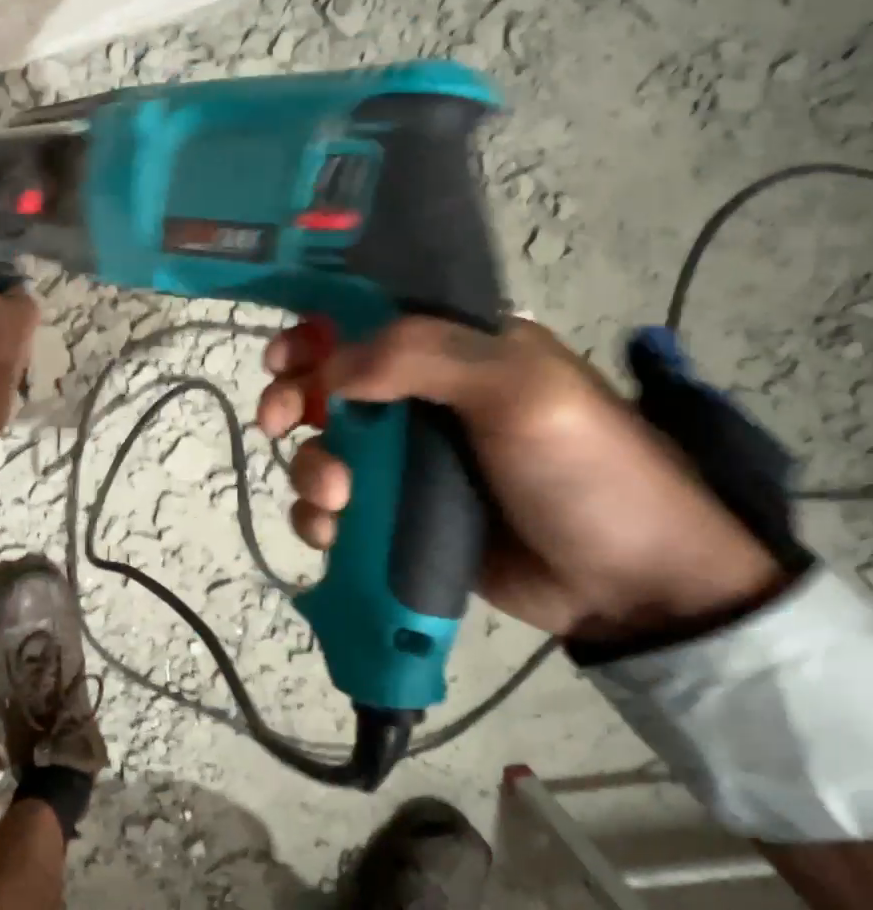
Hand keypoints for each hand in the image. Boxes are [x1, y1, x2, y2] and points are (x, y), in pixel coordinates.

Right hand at [257, 316, 788, 642]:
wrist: (635, 588)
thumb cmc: (587, 472)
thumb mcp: (522, 391)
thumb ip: (422, 358)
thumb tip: (325, 370)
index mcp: (456, 352)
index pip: (366, 323)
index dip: (314, 333)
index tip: (282, 361)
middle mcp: (422, 400)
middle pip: (326, 385)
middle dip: (290, 401)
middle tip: (277, 424)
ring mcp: (407, 462)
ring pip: (321, 448)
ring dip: (309, 469)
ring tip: (337, 499)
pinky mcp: (397, 516)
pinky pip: (332, 506)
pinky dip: (317, 516)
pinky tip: (331, 532)